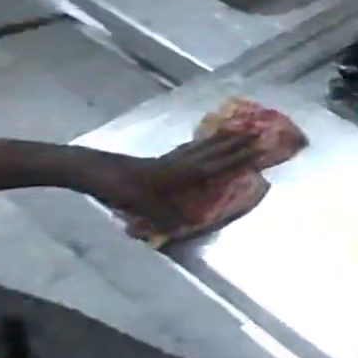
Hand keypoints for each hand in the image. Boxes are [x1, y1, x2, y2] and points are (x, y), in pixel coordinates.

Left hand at [70, 133, 257, 233]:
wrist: (94, 171)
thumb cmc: (121, 188)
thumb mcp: (144, 206)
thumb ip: (166, 217)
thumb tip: (185, 228)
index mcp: (185, 172)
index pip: (221, 163)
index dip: (242, 156)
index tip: (263, 147)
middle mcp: (184, 161)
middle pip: (217, 149)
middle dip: (238, 142)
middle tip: (258, 132)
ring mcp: (174, 157)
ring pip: (205, 145)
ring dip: (223, 138)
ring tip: (237, 130)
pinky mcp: (163, 157)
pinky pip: (191, 147)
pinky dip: (203, 142)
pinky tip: (203, 142)